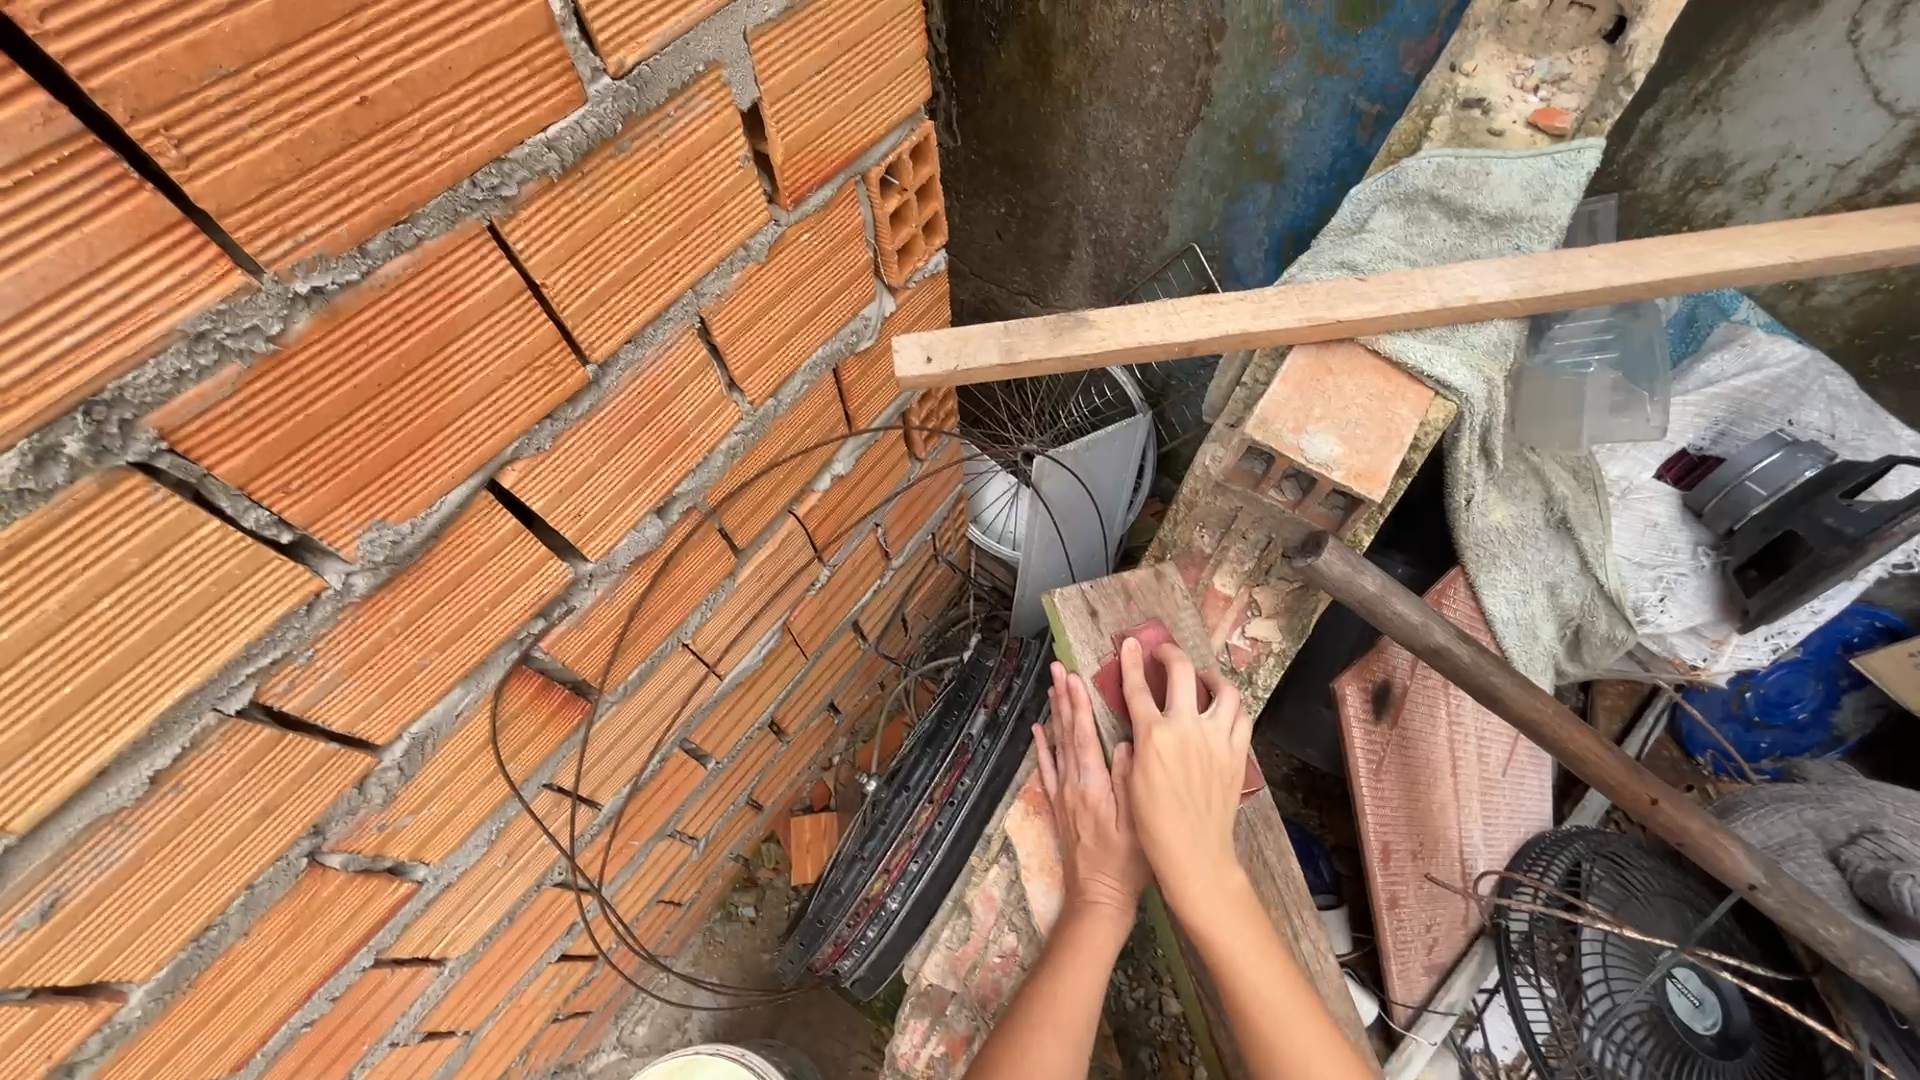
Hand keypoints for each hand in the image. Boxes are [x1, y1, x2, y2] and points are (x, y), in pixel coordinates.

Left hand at [1034, 662, 1150, 919]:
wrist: (1097, 900)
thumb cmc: (1127, 866)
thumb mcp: (1137, 826)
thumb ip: (1128, 783)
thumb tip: (1123, 743)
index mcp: (1094, 786)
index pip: (1084, 736)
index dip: (1080, 704)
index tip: (1076, 677)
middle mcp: (1073, 785)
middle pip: (1067, 733)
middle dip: (1064, 698)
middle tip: (1058, 669)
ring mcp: (1063, 795)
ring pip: (1056, 745)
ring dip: (1054, 714)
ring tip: (1051, 687)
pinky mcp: (1058, 806)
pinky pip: (1046, 769)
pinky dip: (1041, 746)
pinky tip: (1037, 728)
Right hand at [1118, 638, 1251, 917]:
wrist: (1194, 853)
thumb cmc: (1153, 823)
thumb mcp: (1130, 780)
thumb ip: (1133, 745)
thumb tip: (1135, 726)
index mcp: (1152, 736)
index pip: (1136, 687)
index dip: (1131, 661)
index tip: (1130, 643)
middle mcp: (1186, 728)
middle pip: (1181, 672)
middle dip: (1171, 654)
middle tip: (1165, 654)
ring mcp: (1216, 739)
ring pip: (1222, 689)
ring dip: (1209, 677)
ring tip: (1202, 678)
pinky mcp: (1237, 753)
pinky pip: (1242, 716)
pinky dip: (1232, 705)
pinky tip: (1223, 709)